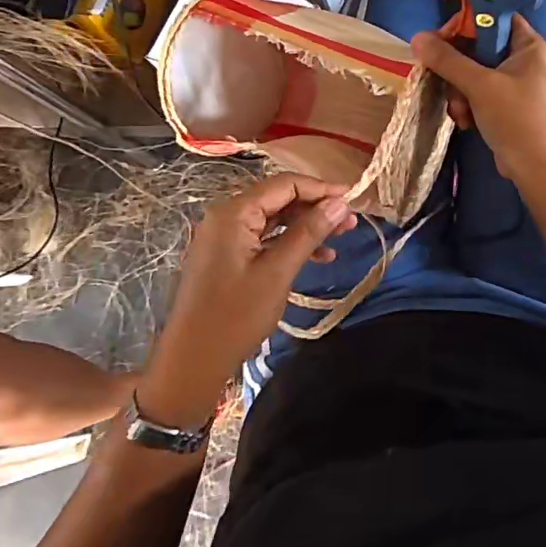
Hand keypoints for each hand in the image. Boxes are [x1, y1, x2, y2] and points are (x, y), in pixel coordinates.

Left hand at [141, 174, 357, 426]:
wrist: (192, 362)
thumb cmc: (235, 316)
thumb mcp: (278, 272)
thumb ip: (308, 232)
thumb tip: (340, 203)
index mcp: (233, 213)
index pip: (284, 184)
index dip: (321, 188)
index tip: (353, 198)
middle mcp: (226, 216)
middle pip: (279, 198)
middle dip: (317, 207)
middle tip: (351, 220)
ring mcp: (225, 236)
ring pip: (275, 219)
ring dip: (307, 226)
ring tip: (342, 236)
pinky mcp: (228, 255)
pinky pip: (265, 238)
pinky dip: (291, 243)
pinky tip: (319, 256)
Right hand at [410, 17, 545, 182]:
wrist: (538, 169)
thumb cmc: (517, 119)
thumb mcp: (479, 85)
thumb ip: (448, 60)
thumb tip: (417, 37)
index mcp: (529, 46)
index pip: (495, 17)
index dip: (467, 23)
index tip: (442, 38)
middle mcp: (526, 60)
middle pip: (480, 47)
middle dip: (458, 67)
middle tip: (444, 79)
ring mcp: (517, 85)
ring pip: (475, 73)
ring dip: (460, 91)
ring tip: (459, 110)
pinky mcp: (508, 106)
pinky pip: (480, 94)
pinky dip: (469, 105)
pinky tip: (466, 121)